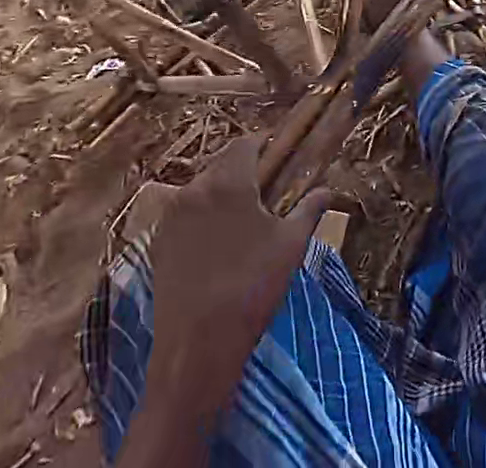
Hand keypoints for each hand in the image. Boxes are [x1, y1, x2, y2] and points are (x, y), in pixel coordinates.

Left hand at [145, 136, 330, 423]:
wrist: (198, 341)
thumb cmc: (253, 287)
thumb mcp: (290, 246)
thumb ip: (308, 210)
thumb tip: (328, 191)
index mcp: (229, 182)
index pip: (244, 144)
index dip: (260, 142)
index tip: (273, 148)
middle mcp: (195, 188)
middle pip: (220, 163)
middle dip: (240, 167)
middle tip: (261, 184)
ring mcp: (171, 213)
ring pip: (199, 188)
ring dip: (219, 191)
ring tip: (238, 214)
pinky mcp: (158, 238)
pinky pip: (183, 213)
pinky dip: (199, 215)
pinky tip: (213, 240)